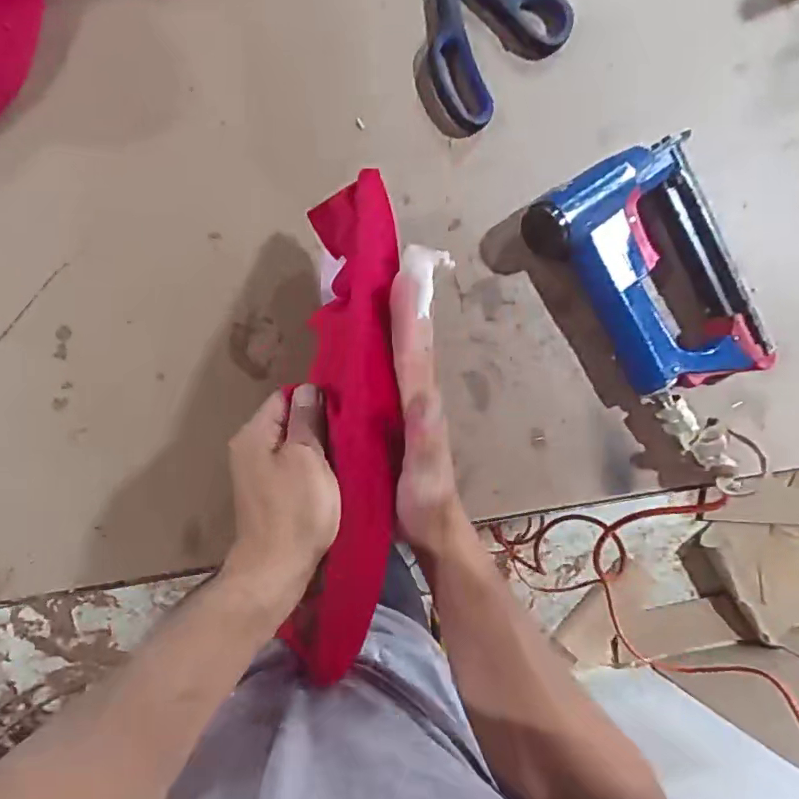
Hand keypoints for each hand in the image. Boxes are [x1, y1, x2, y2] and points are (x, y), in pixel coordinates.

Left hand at [224, 384, 341, 602]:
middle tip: (349, 431)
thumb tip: (308, 389)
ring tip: (344, 453)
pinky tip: (329, 476)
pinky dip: (309, 470)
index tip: (343, 410)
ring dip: (315, 449)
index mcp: (252, 434)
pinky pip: (290, 469)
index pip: (284, 396)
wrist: (275, 570)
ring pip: (290, 447)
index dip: (314, 398)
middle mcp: (247, 448)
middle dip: (316, 424)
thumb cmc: (295, 511)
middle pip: (286, 421)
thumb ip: (307, 421)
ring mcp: (255, 473)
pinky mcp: (267, 494)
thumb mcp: (307, 459)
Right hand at [391, 256, 471, 560]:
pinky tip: (366, 346)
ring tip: (380, 290)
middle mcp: (417, 399)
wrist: (431, 530)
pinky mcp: (394, 422)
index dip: (407, 315)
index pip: (413, 353)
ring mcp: (407, 410)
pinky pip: (387, 378)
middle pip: (410, 345)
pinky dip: (381, 353)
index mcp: (422, 405)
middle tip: (392, 267)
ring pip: (400, 358)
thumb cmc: (425, 503)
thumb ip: (425, 435)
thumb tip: (423, 391)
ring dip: (393, 323)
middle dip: (402, 306)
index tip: (402, 275)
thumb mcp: (425, 473)